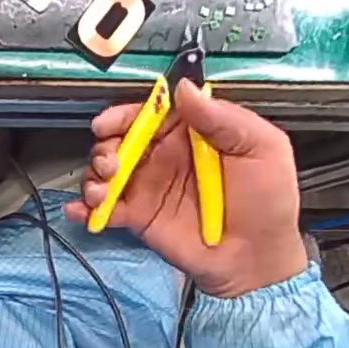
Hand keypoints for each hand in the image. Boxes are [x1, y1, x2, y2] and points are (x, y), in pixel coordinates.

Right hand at [65, 81, 307, 298]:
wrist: (254, 258)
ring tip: (101, 191)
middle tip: (111, 163)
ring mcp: (145, 187)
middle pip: (118, 141)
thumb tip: (185, 90)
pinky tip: (81, 210)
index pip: (150, 114)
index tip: (110, 122)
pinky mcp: (135, 216)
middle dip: (104, 148)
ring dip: (93, 177)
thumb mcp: (262, 148)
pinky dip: (83, 208)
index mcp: (190, 134)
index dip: (126, 114)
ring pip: (104, 173)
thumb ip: (224, 118)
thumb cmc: (267, 202)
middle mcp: (162, 157)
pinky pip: (102, 209)